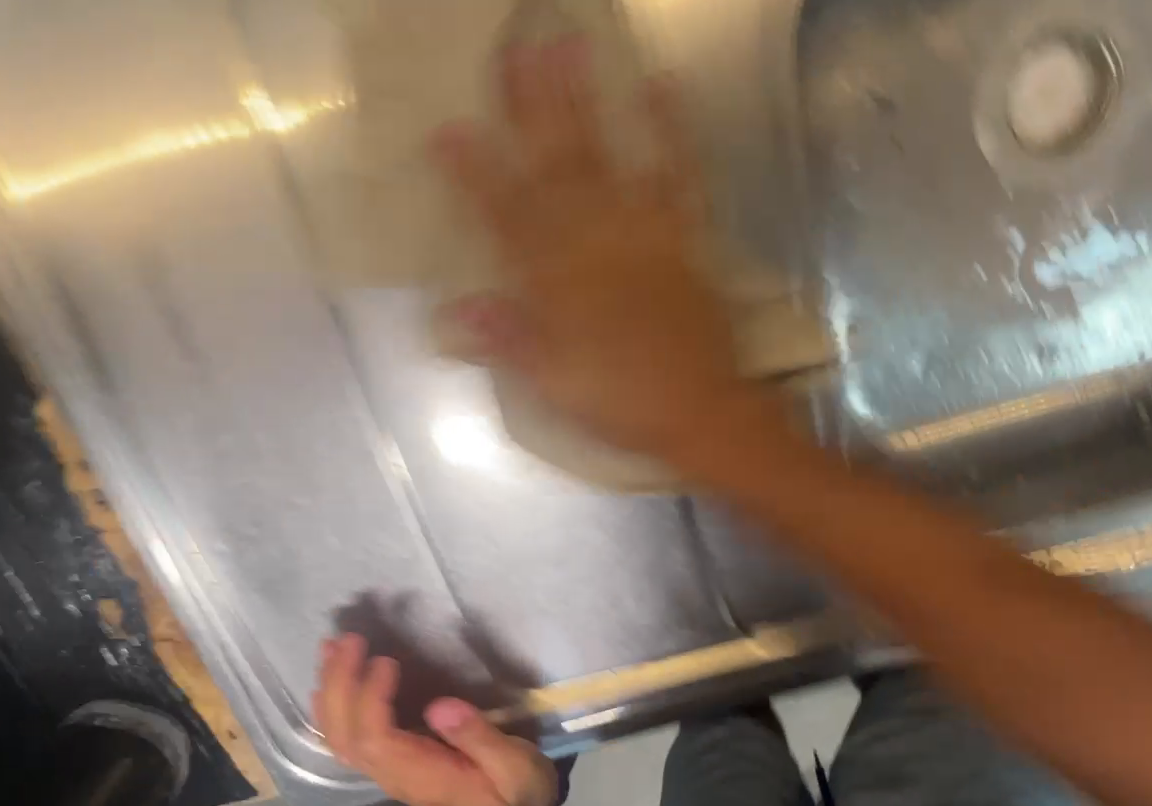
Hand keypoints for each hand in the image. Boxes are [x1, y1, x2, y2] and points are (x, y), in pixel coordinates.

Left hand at [313, 633, 556, 805]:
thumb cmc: (514, 795)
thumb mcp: (515, 767)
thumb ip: (479, 738)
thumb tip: (439, 707)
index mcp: (418, 773)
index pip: (374, 736)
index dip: (370, 697)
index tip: (385, 661)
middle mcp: (391, 774)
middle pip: (345, 734)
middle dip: (340, 684)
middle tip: (347, 640)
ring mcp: (386, 771)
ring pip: (339, 736)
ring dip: (331, 690)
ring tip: (329, 648)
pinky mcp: (388, 765)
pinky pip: (347, 737)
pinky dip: (335, 706)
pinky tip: (334, 681)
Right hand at [431, 39, 784, 463]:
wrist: (702, 414)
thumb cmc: (622, 405)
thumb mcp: (554, 386)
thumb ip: (509, 341)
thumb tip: (456, 311)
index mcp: (557, 286)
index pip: (506, 222)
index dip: (475, 176)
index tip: (449, 131)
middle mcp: (596, 249)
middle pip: (555, 171)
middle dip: (530, 109)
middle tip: (515, 47)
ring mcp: (644, 237)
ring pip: (610, 161)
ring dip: (589, 103)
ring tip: (572, 46)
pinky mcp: (686, 239)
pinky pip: (681, 179)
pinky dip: (675, 133)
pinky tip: (666, 88)